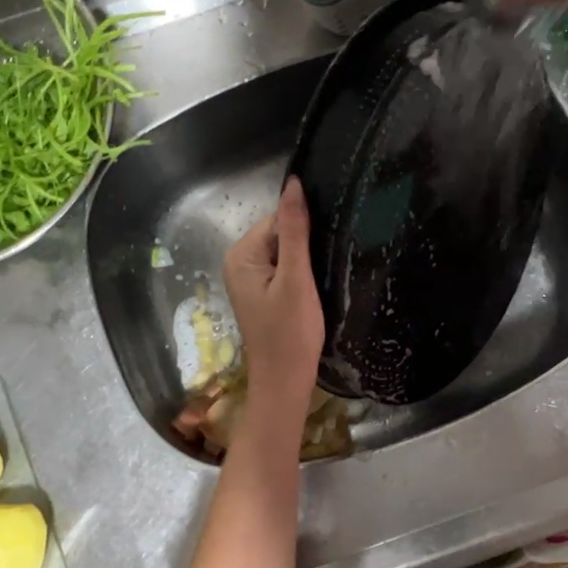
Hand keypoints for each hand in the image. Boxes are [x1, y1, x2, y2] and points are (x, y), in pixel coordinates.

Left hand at [224, 178, 323, 413]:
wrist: (285, 383)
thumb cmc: (291, 333)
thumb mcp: (296, 278)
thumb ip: (294, 230)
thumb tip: (293, 184)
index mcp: (240, 255)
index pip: (278, 220)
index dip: (305, 232)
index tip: (329, 246)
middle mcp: (238, 262)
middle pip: (280, 234)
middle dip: (305, 247)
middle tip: (329, 266)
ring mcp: (248, 280)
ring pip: (285, 253)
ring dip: (305, 263)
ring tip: (322, 280)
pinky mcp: (261, 294)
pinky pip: (283, 271)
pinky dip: (300, 277)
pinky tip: (313, 291)